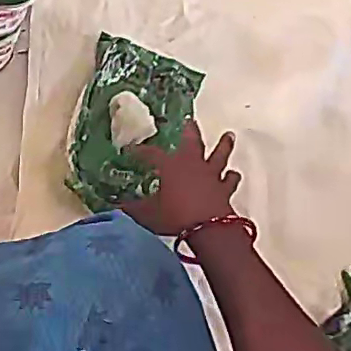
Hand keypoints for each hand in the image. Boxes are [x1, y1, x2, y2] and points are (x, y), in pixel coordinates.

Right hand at [123, 119, 241, 236]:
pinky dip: (231, 177)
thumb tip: (117, 206)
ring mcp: (211, 176)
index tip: (131, 149)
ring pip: (219, 156)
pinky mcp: (225, 190)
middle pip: (192, 143)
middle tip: (190, 121)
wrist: (208, 229)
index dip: (141, 151)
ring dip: (223, 146)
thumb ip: (133, 208)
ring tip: (228, 135)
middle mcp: (192, 166)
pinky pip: (230, 181)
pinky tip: (232, 174)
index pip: (152, 154)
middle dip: (190, 131)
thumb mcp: (147, 214)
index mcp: (171, 167)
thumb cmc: (174, 216)